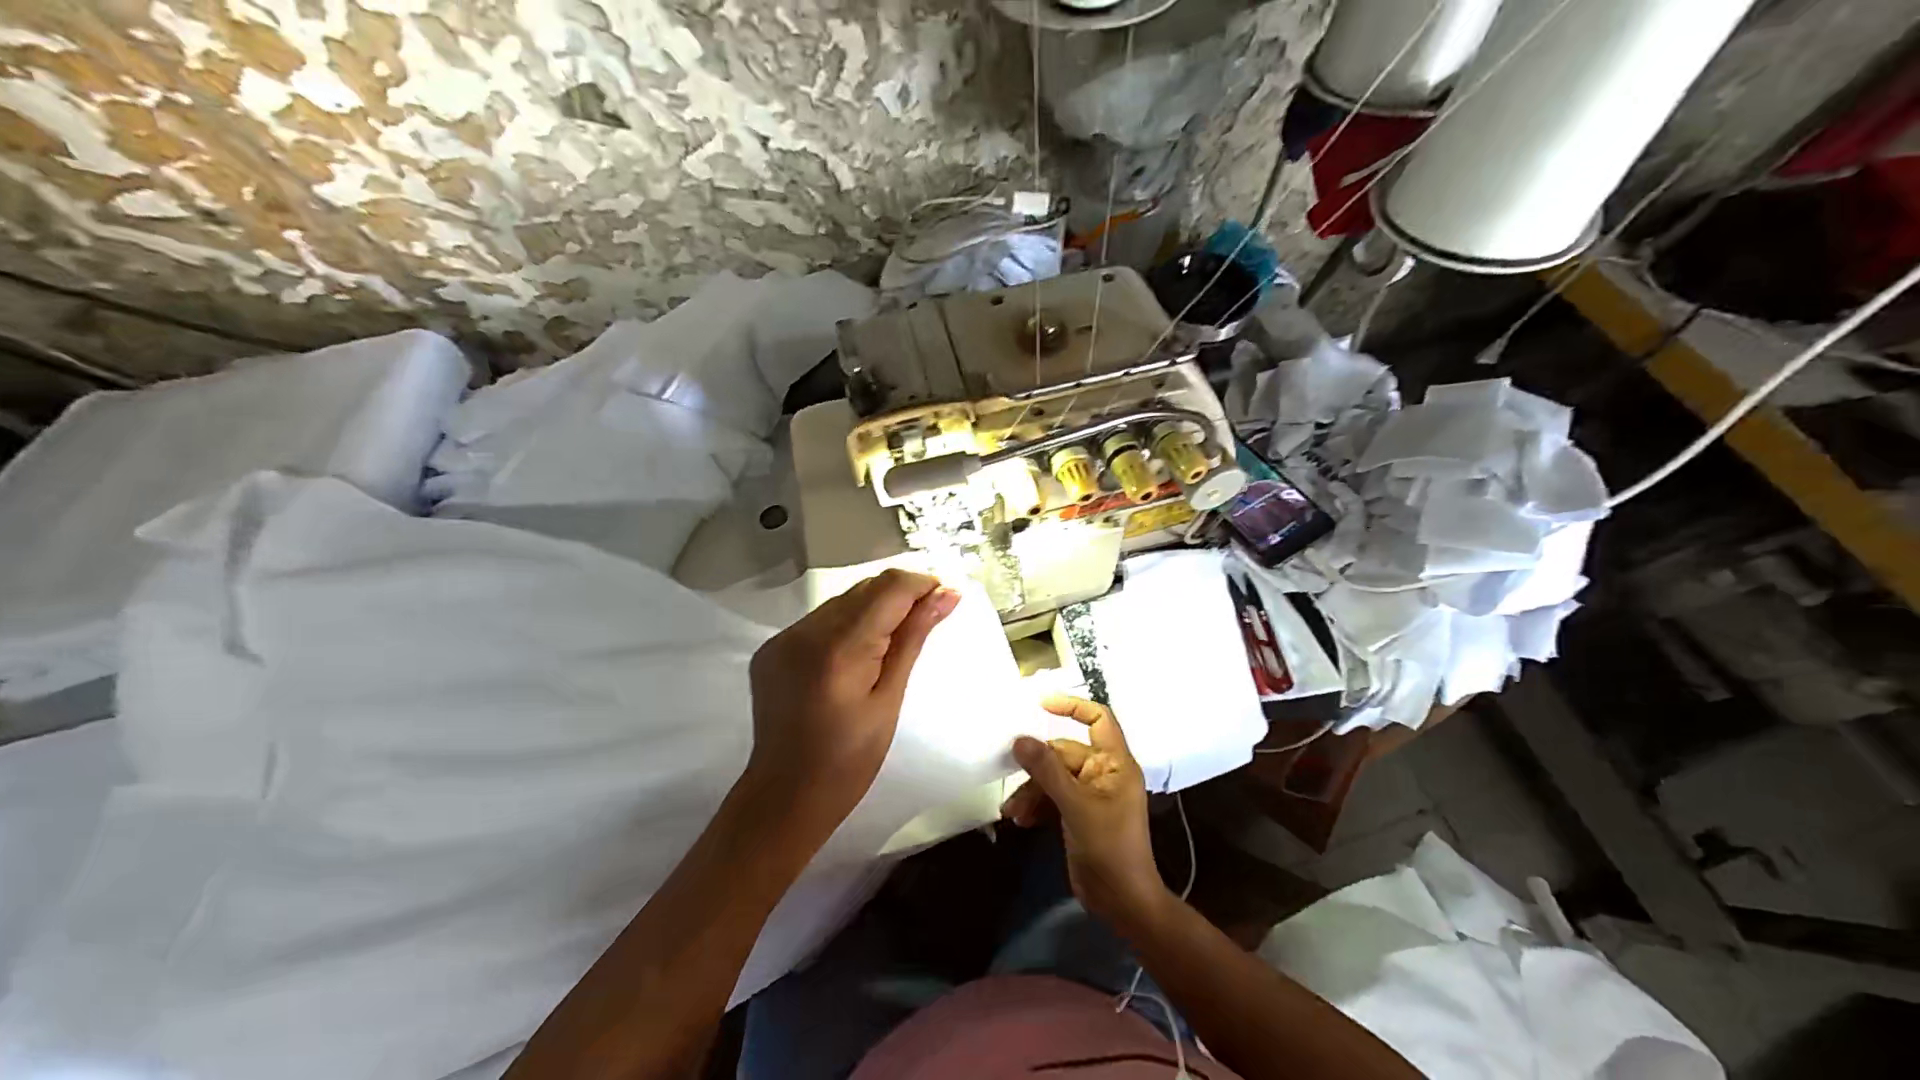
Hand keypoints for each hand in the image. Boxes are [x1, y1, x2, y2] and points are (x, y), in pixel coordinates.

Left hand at [746, 569, 959, 828]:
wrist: (786, 796)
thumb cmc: (849, 761)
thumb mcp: (889, 699)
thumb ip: (913, 639)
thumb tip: (945, 594)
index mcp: (838, 648)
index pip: (888, 589)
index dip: (921, 585)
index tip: (946, 597)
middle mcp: (805, 632)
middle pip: (864, 589)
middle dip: (900, 596)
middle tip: (928, 619)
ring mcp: (783, 638)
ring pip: (841, 602)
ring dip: (873, 609)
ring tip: (893, 642)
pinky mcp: (772, 648)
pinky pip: (819, 621)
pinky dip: (845, 625)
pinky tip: (857, 655)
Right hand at [1002, 696, 1169, 929]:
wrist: (1121, 901)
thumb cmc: (1110, 847)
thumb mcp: (1076, 805)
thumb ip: (1047, 771)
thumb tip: (1020, 739)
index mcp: (1115, 764)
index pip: (1098, 720)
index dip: (1073, 707)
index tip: (1041, 704)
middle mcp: (1104, 774)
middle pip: (1064, 754)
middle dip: (1037, 769)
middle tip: (1012, 784)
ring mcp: (1091, 795)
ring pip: (1054, 778)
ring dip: (1032, 792)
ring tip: (1013, 812)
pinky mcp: (1078, 815)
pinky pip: (1053, 798)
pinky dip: (1037, 806)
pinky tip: (1022, 820)